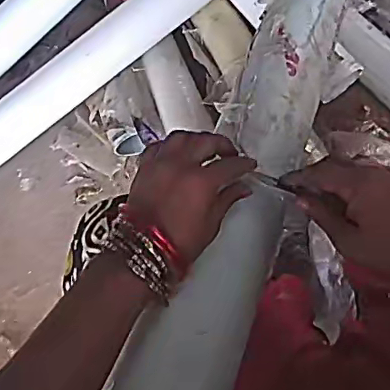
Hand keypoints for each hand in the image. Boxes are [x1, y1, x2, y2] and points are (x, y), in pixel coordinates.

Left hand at [124, 131, 257, 264]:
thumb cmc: (172, 245)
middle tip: (230, 153)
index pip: (230, 164)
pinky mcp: (145, 169)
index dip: (243, 164)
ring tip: (204, 147)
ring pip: (181, 137)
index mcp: (201, 181)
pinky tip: (176, 152)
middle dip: (222, 144)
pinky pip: (159, 147)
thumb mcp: (211, 224)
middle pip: (206, 141)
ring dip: (196, 139)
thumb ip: (227, 199)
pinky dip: (171, 146)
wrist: (143, 251)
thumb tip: (238, 189)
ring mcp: (160, 165)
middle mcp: (179, 167)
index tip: (247, 165)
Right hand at [284, 158, 389, 282]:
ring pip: (343, 166)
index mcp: (359, 184)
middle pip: (331, 164)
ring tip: (310, 194)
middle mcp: (369, 172)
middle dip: (311, 175)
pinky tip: (332, 196)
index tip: (282, 184)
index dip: (299, 178)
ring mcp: (379, 174)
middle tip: (294, 190)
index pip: (321, 173)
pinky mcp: (385, 181)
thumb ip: (322, 215)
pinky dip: (340, 179)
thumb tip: (300, 198)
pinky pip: (355, 172)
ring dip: (325, 176)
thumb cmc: (385, 252)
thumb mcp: (347, 239)